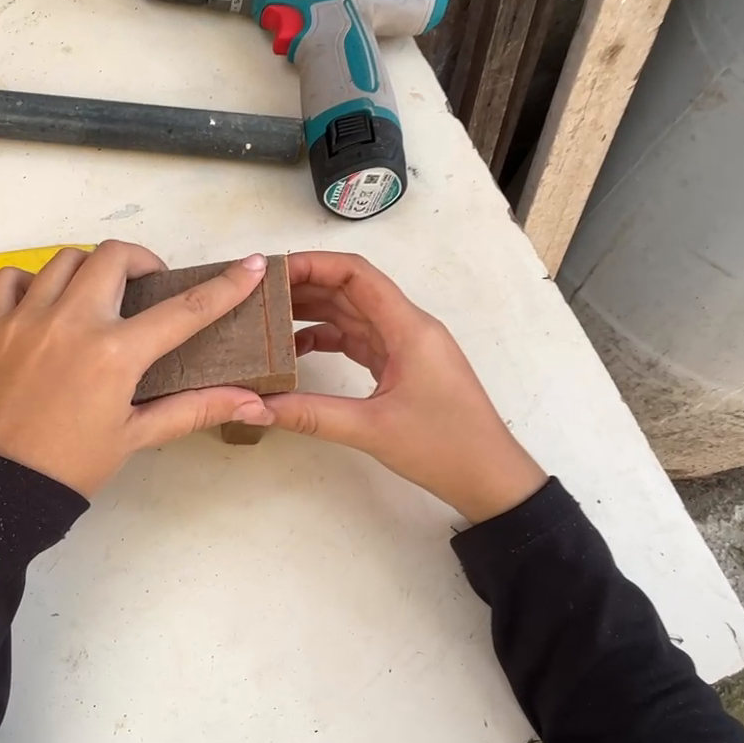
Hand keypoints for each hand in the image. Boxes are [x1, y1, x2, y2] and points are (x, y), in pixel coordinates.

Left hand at [0, 242, 276, 496]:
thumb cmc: (64, 470)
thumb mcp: (131, 439)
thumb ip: (192, 410)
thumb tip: (251, 402)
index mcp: (115, 354)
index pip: (184, 310)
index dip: (225, 286)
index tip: (251, 267)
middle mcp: (72, 322)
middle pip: (115, 256)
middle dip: (142, 261)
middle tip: (147, 287)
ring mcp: (25, 318)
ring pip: (64, 260)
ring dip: (90, 268)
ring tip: (95, 296)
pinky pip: (11, 278)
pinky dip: (32, 280)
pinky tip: (41, 303)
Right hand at [262, 252, 545, 521]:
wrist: (489, 478)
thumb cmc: (443, 447)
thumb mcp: (371, 430)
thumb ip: (309, 415)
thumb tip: (253, 406)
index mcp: (408, 328)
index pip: (356, 274)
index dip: (313, 264)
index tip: (272, 272)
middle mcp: (407, 328)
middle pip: (350, 289)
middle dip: (304, 286)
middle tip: (256, 294)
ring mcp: (405, 347)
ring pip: (352, 314)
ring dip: (311, 312)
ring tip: (266, 318)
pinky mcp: (400, 367)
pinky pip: (357, 339)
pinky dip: (326, 339)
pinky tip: (295, 351)